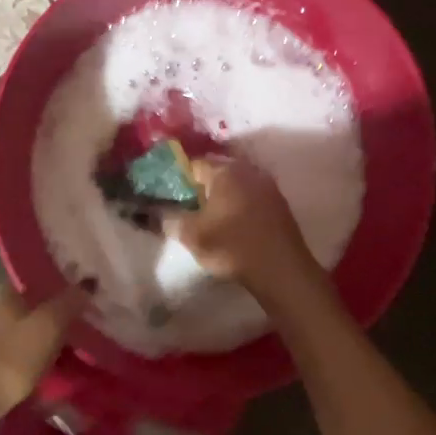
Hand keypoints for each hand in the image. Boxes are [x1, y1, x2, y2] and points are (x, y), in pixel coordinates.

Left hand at [0, 284, 89, 430]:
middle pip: (42, 306)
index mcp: (5, 293)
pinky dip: (50, 360)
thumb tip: (90, 280)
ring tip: (94, 347)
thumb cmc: (8, 361)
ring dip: (61, 340)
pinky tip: (71, 369)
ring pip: (39, 332)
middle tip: (101, 320)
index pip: (42, 276)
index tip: (96, 290)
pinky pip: (32, 356)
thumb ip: (70, 302)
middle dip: (69, 314)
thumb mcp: (46, 327)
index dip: (69, 281)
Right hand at [166, 158, 319, 296]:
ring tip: (207, 218)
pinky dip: (237, 205)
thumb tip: (154, 210)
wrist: (281, 270)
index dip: (176, 180)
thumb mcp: (191, 235)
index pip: (191, 164)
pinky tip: (231, 224)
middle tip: (186, 208)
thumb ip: (169, 218)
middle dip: (199, 187)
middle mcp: (248, 170)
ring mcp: (267, 185)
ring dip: (220, 197)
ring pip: (235, 184)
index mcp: (225, 171)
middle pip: (215, 172)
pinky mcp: (279, 204)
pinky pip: (250, 196)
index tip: (167, 198)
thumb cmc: (232, 247)